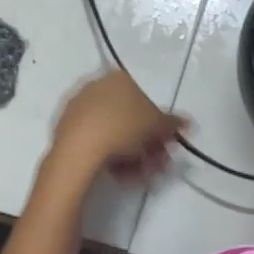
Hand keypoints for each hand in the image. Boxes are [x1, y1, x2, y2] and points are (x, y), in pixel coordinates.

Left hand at [50, 70, 189, 181]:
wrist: (80, 149)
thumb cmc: (124, 128)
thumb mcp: (157, 126)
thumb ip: (172, 123)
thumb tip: (187, 122)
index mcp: (120, 78)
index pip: (146, 99)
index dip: (158, 125)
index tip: (164, 144)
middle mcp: (98, 86)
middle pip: (129, 118)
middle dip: (146, 143)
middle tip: (156, 163)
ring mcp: (79, 107)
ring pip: (114, 132)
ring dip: (132, 154)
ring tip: (140, 175)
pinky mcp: (66, 127)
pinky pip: (97, 140)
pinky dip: (111, 156)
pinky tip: (121, 174)